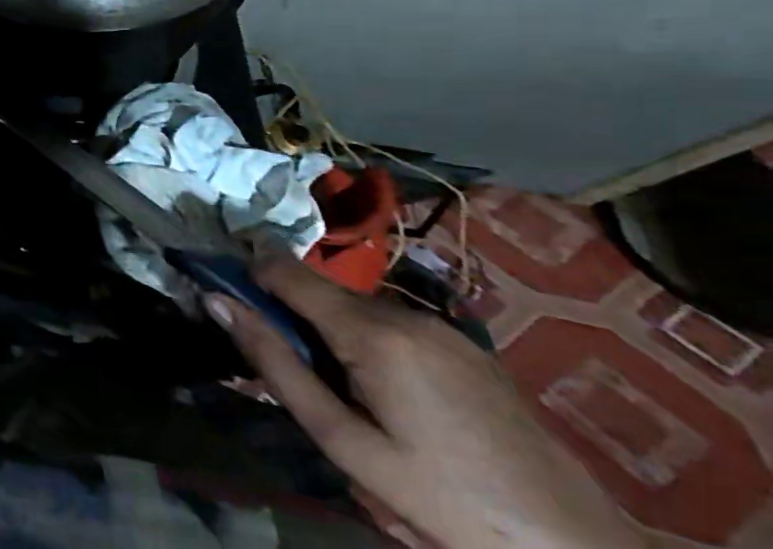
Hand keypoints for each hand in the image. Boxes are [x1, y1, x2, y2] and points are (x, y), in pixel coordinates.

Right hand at [209, 255, 640, 548]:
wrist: (574, 548)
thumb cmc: (441, 499)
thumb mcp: (342, 440)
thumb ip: (274, 364)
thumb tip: (215, 301)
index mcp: (372, 331)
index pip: (283, 269)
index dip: (246, 279)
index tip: (228, 308)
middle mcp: (405, 312)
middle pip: (318, 289)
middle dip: (289, 316)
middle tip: (292, 376)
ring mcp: (443, 327)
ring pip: (354, 307)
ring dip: (329, 333)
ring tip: (344, 397)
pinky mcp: (468, 347)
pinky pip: (391, 325)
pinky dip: (367, 342)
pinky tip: (388, 398)